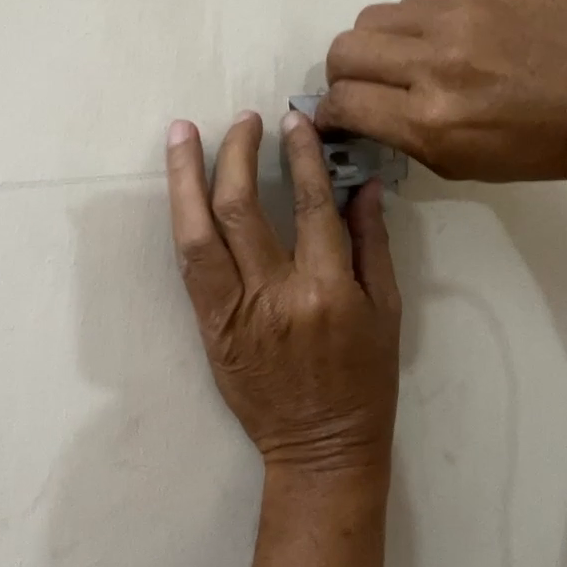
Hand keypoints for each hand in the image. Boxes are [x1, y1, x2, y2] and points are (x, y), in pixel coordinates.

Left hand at [165, 111, 402, 473]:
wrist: (320, 447)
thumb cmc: (365, 382)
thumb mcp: (386, 312)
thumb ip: (371, 244)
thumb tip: (362, 185)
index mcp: (326, 291)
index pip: (310, 204)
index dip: (301, 154)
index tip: (293, 119)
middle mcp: (273, 296)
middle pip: (240, 207)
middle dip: (236, 152)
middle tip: (243, 120)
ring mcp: (233, 313)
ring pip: (196, 233)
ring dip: (185, 177)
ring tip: (181, 134)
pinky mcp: (210, 329)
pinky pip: (190, 267)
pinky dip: (183, 222)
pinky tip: (181, 192)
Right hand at [317, 0, 566, 182]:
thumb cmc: (545, 149)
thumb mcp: (463, 165)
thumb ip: (405, 137)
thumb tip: (365, 114)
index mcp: (432, 121)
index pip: (344, 102)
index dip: (332, 113)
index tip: (340, 116)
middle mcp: (436, 63)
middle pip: (344, 51)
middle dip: (345, 75)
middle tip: (368, 87)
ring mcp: (460, 15)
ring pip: (374, 17)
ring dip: (378, 44)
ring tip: (409, 61)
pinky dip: (417, 24)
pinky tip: (449, 39)